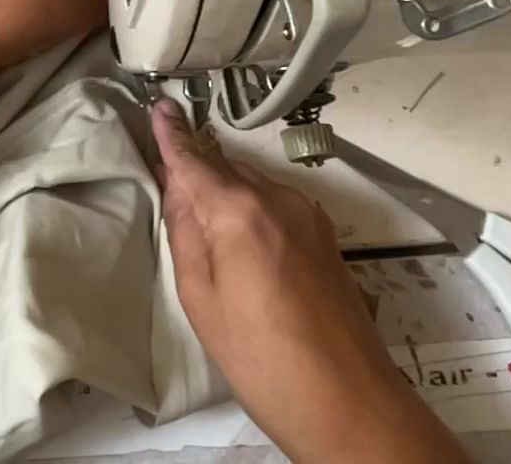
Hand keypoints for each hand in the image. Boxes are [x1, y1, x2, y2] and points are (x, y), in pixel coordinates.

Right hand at [151, 101, 466, 463]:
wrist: (350, 404)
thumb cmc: (261, 358)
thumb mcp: (200, 296)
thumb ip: (184, 230)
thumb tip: (176, 186)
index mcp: (239, 210)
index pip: (194, 158)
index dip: (172, 134)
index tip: (160, 106)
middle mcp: (277, 197)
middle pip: (223, 167)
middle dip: (196, 171)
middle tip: (170, 192)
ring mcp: (306, 212)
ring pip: (250, 183)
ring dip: (224, 191)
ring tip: (208, 233)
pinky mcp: (324, 231)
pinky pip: (274, 202)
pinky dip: (251, 207)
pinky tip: (243, 244)